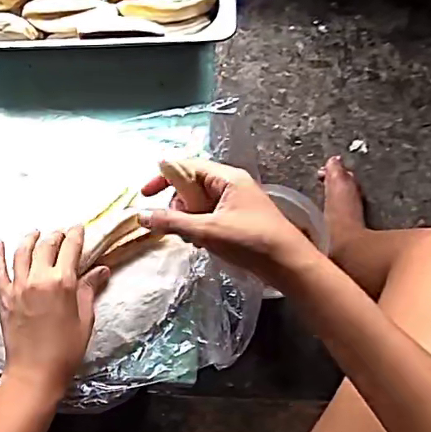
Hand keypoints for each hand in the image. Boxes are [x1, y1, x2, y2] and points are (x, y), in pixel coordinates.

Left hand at [0, 226, 111, 394]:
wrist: (35, 372)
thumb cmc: (66, 350)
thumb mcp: (85, 319)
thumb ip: (89, 290)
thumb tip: (101, 269)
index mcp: (63, 282)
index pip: (70, 249)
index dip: (75, 235)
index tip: (78, 228)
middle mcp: (39, 278)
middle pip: (46, 246)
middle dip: (55, 235)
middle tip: (61, 233)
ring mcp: (18, 286)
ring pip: (21, 252)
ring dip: (30, 239)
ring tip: (35, 233)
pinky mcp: (4, 297)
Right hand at [140, 160, 322, 286]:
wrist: (289, 264)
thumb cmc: (251, 241)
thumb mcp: (207, 231)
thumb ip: (172, 222)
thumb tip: (141, 215)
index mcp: (227, 178)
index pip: (187, 167)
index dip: (163, 178)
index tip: (145, 195)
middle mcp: (231, 184)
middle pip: (191, 185)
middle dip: (177, 205)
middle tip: (175, 225)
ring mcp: (236, 202)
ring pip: (199, 204)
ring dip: (188, 219)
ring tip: (192, 238)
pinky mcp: (238, 219)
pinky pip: (209, 216)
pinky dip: (200, 227)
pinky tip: (202, 243)